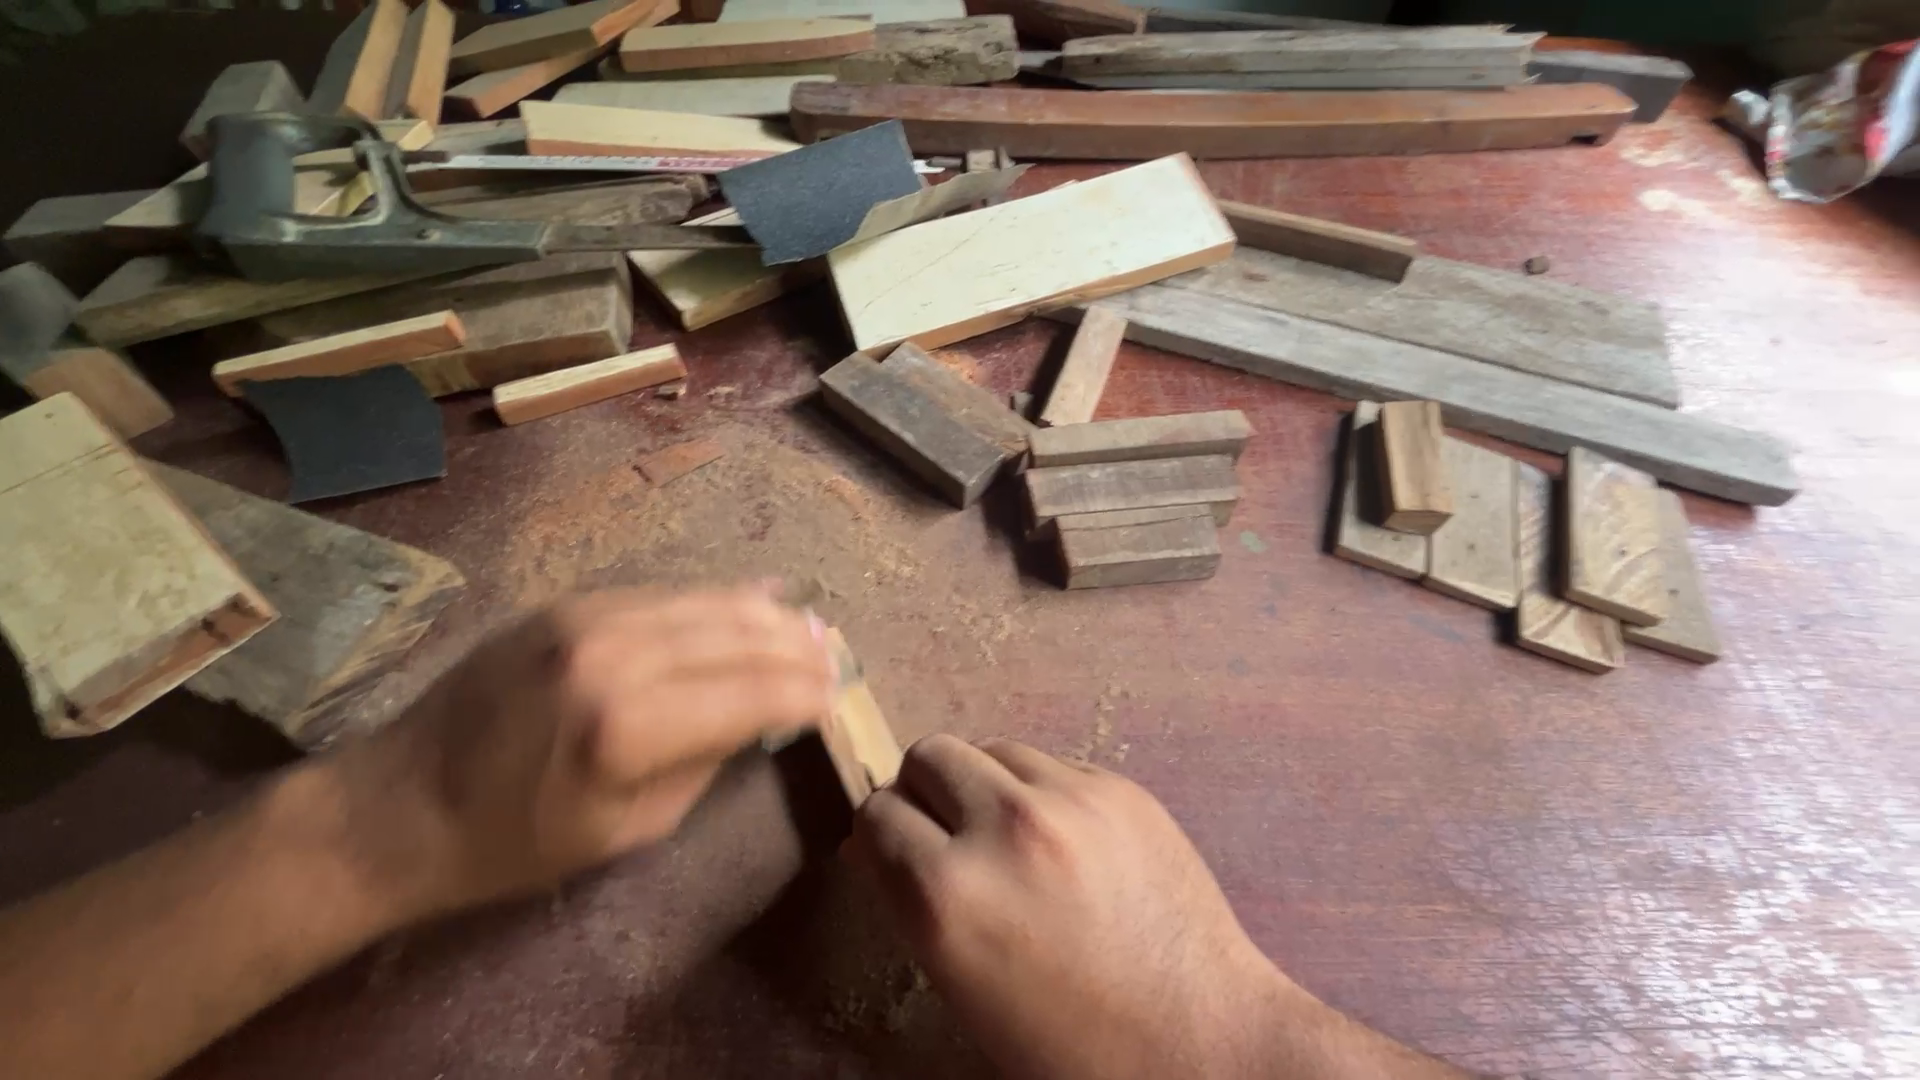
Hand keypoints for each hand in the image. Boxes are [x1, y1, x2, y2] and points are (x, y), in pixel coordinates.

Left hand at [327, 585, 836, 919]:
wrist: (397, 803)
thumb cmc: (516, 839)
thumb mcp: (630, 827)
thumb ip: (706, 759)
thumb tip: (762, 711)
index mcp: (627, 726)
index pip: (751, 694)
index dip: (804, 693)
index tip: (837, 696)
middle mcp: (614, 653)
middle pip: (738, 634)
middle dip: (797, 646)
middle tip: (835, 654)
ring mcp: (589, 616)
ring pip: (708, 601)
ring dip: (767, 613)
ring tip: (808, 623)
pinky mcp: (572, 601)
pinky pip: (667, 592)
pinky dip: (719, 597)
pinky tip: (755, 596)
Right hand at [846, 735, 1297, 1079]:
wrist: (1202, 1041)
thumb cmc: (1070, 1040)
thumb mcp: (963, 985)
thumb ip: (911, 902)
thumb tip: (873, 844)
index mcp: (949, 895)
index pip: (877, 813)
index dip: (880, 832)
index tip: (893, 846)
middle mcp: (1003, 829)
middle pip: (927, 754)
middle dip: (924, 790)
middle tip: (945, 829)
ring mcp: (1069, 799)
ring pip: (990, 747)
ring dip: (983, 784)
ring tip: (1008, 833)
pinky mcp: (1119, 787)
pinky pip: (1051, 764)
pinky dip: (1041, 792)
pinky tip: (1064, 840)